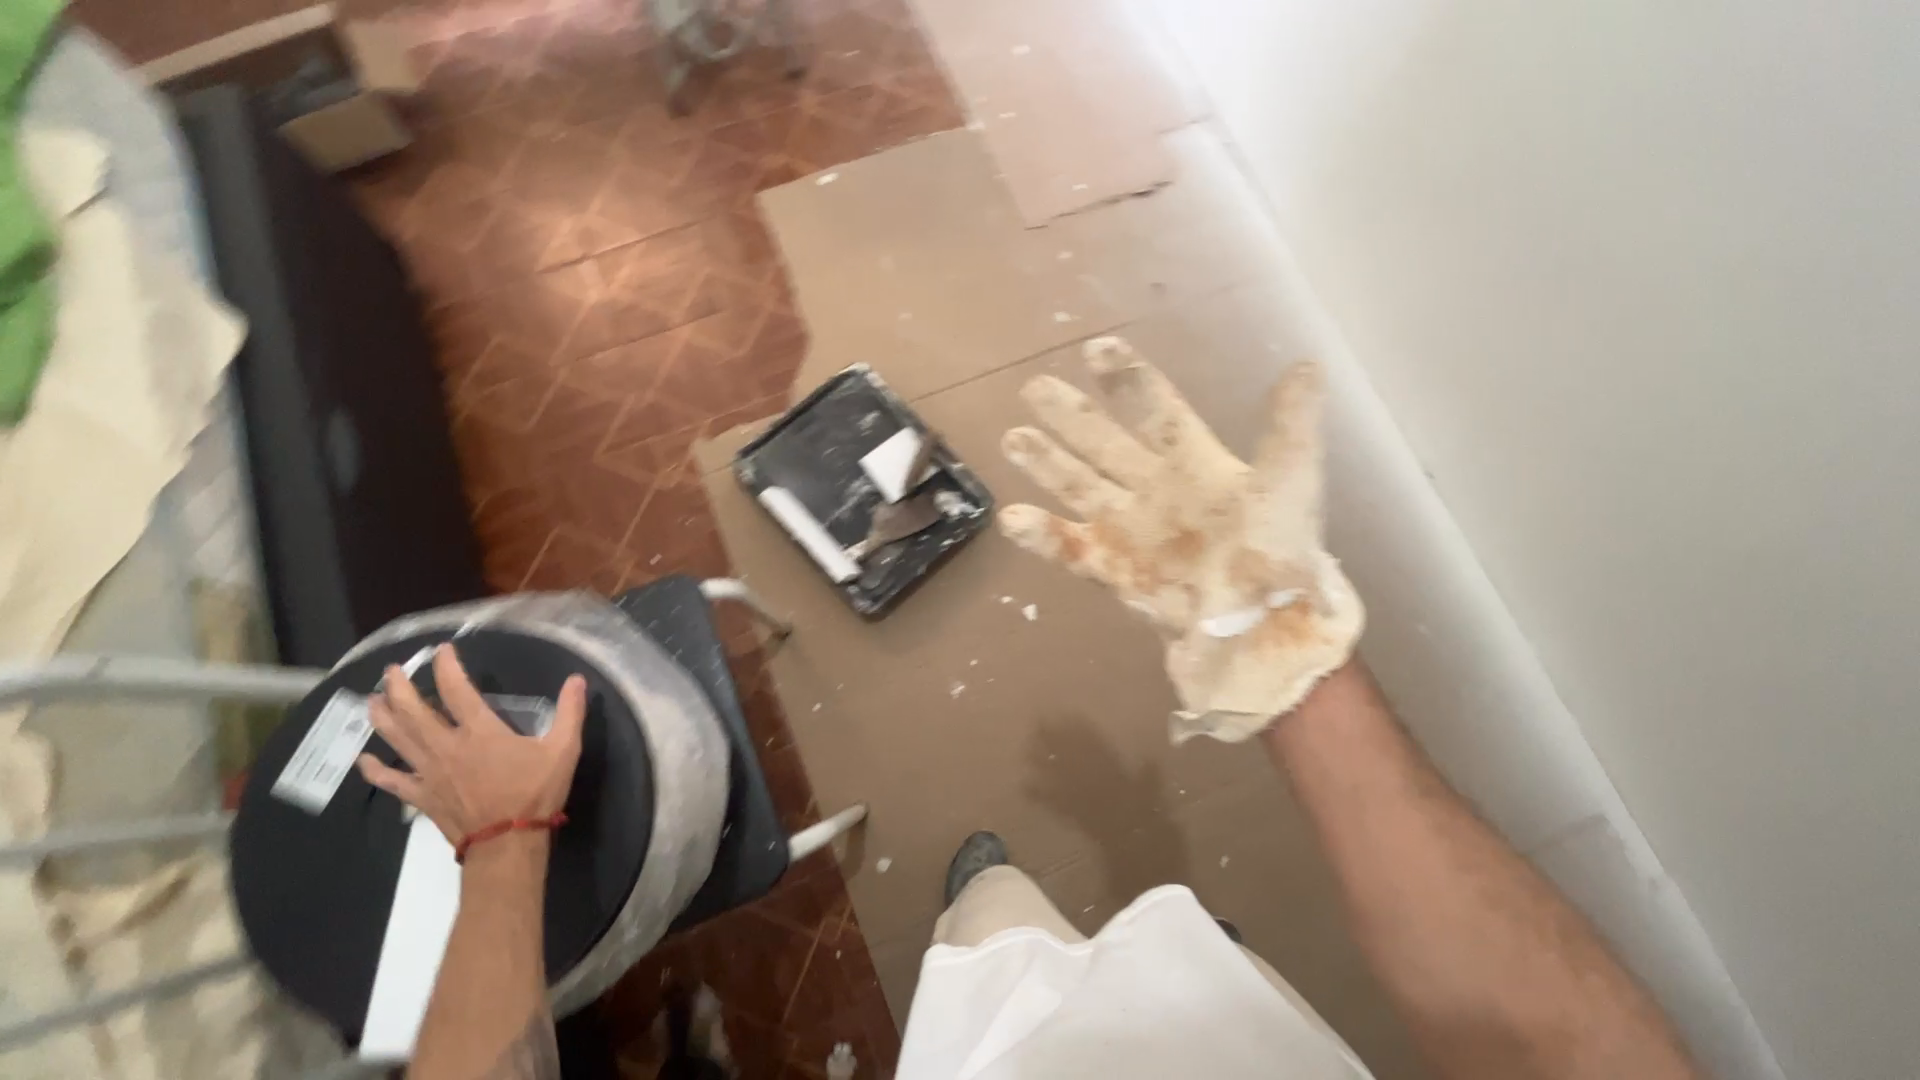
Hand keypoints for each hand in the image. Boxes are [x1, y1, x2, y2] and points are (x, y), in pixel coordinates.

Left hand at [356, 644, 586, 842]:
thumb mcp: (564, 749)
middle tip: (391, 671)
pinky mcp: (421, 796)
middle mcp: (447, 746)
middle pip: (413, 710)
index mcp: (480, 731)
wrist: (507, 843)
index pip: (457, 690)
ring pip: (397, 738)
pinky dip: (374, 769)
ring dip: (381, 716)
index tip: (442, 650)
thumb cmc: (535, 793)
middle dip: (399, 687)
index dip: (447, 667)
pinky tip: (363, 759)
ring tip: (372, 700)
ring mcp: (429, 772)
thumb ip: (570, 712)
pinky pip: (391, 780)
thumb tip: (578, 680)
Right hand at [998, 336, 1362, 741]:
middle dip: (1072, 416)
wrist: (1264, 638)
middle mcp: (1159, 493)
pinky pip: (1074, 551)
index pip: (1156, 411)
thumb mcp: (1292, 489)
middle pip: (1105, 445)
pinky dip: (1044, 537)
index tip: (1094, 350)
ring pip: (1081, 489)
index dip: (1127, 381)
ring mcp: (1135, 535)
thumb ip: (1291, 430)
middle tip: (1033, 387)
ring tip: (1013, 438)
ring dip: (1048, 464)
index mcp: (1198, 465)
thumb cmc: (1279, 559)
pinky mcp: (1119, 576)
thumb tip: (1307, 365)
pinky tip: (1012, 518)